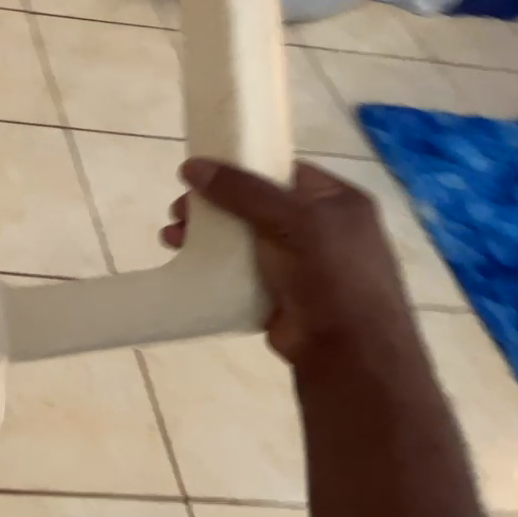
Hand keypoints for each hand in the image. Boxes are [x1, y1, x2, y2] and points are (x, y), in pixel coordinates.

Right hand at [160, 158, 415, 366]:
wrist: (346, 351)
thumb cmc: (330, 274)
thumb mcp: (291, 220)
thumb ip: (242, 190)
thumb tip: (190, 165)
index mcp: (337, 202)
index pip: (282, 171)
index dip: (240, 168)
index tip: (200, 174)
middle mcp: (320, 227)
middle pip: (252, 203)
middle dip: (211, 205)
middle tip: (179, 211)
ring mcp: (298, 261)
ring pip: (239, 235)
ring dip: (202, 233)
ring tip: (171, 238)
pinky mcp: (276, 290)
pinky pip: (236, 266)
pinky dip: (209, 261)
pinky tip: (185, 260)